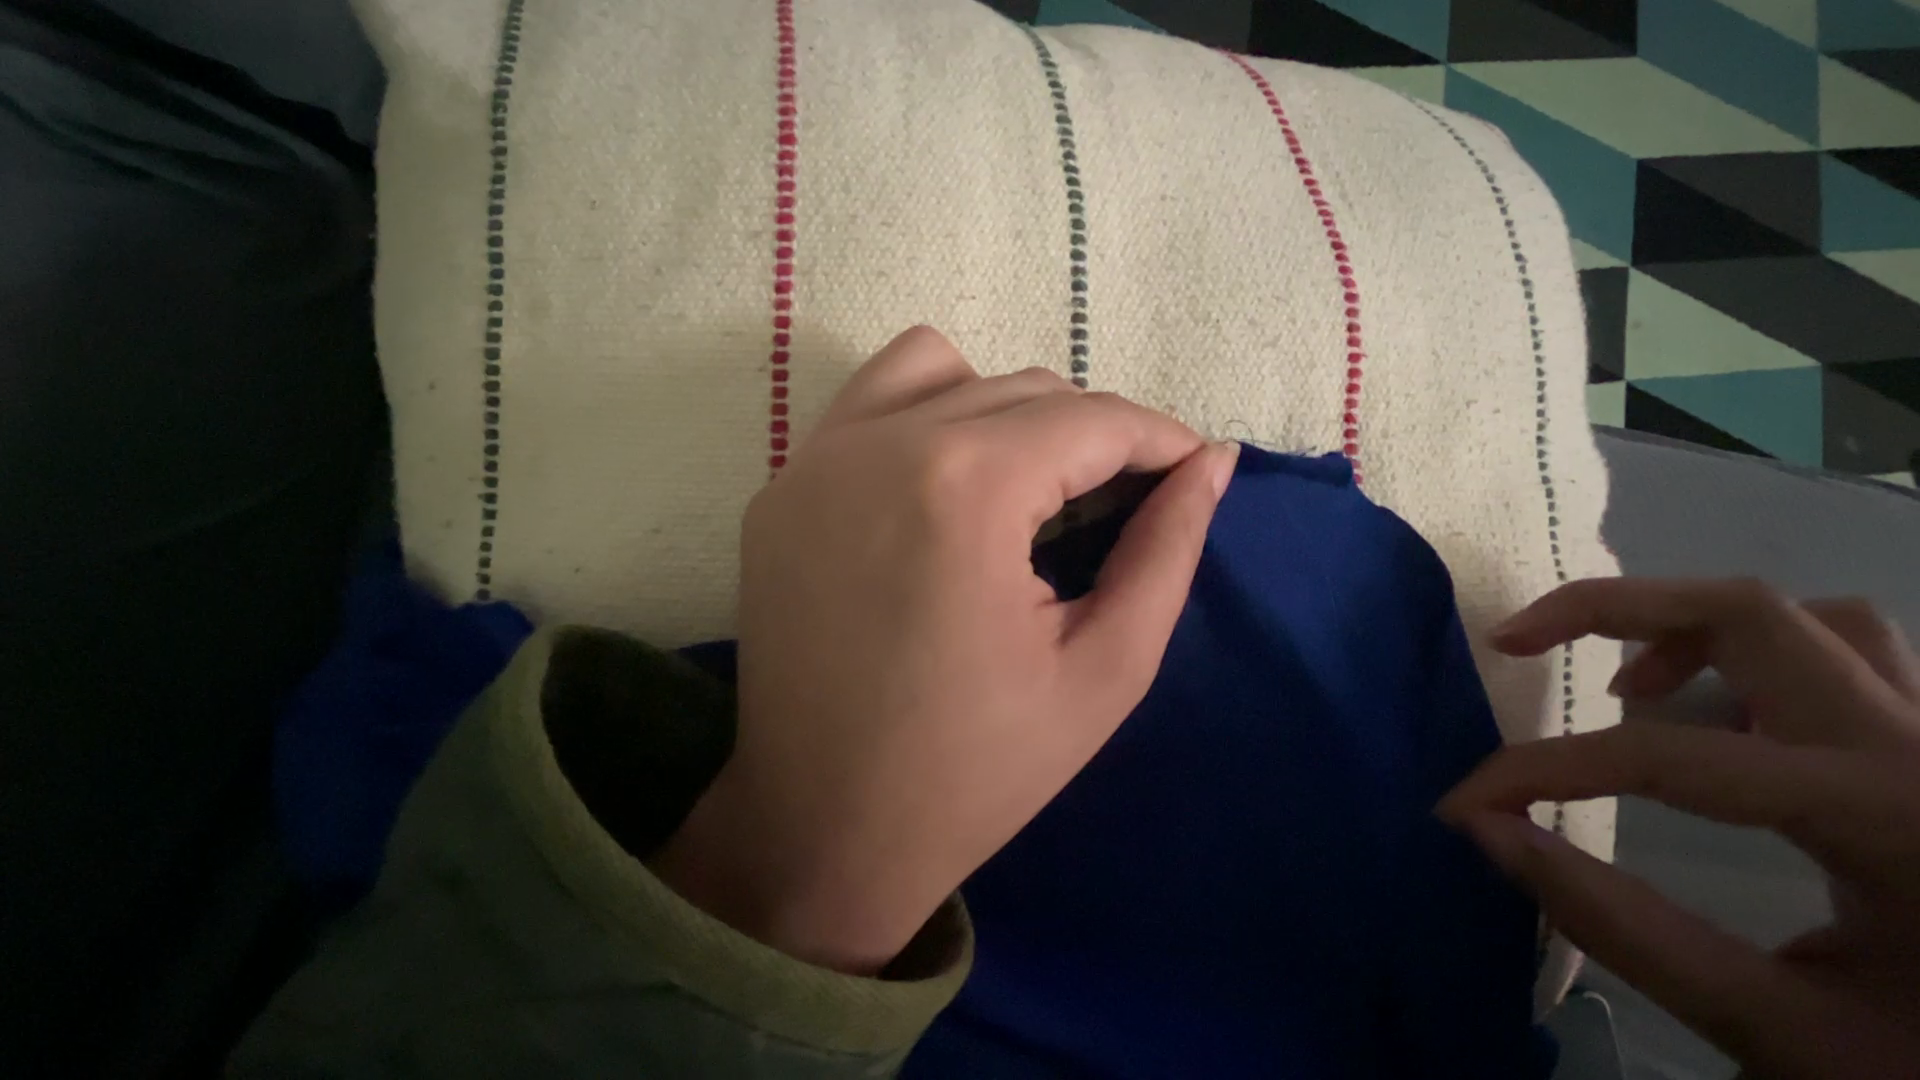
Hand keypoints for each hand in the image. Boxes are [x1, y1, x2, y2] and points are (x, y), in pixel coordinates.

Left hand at [651, 327, 1236, 974]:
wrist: (824, 830)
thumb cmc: (978, 769)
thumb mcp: (1105, 668)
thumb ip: (1169, 550)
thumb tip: (1213, 462)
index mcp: (965, 486)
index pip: (1092, 418)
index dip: (1159, 439)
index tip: (1194, 470)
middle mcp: (878, 444)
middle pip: (1022, 389)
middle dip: (1092, 434)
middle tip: (1124, 502)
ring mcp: (813, 462)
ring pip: (939, 371)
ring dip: (1006, 410)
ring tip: (1030, 489)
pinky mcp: (778, 492)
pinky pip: (866, 411)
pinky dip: (923, 420)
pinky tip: (946, 492)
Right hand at [1439, 578, 1919, 1078]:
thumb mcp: (1781, 1032)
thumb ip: (1622, 926)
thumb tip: (1485, 831)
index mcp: (1894, 822)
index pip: (1670, 759)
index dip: (1543, 770)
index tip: (1463, 803)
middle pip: (1749, 615)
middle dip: (1607, 609)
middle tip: (1515, 641)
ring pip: (1811, 623)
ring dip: (1691, 632)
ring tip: (1626, 687)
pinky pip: (1845, 660)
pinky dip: (1754, 662)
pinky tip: (1714, 725)